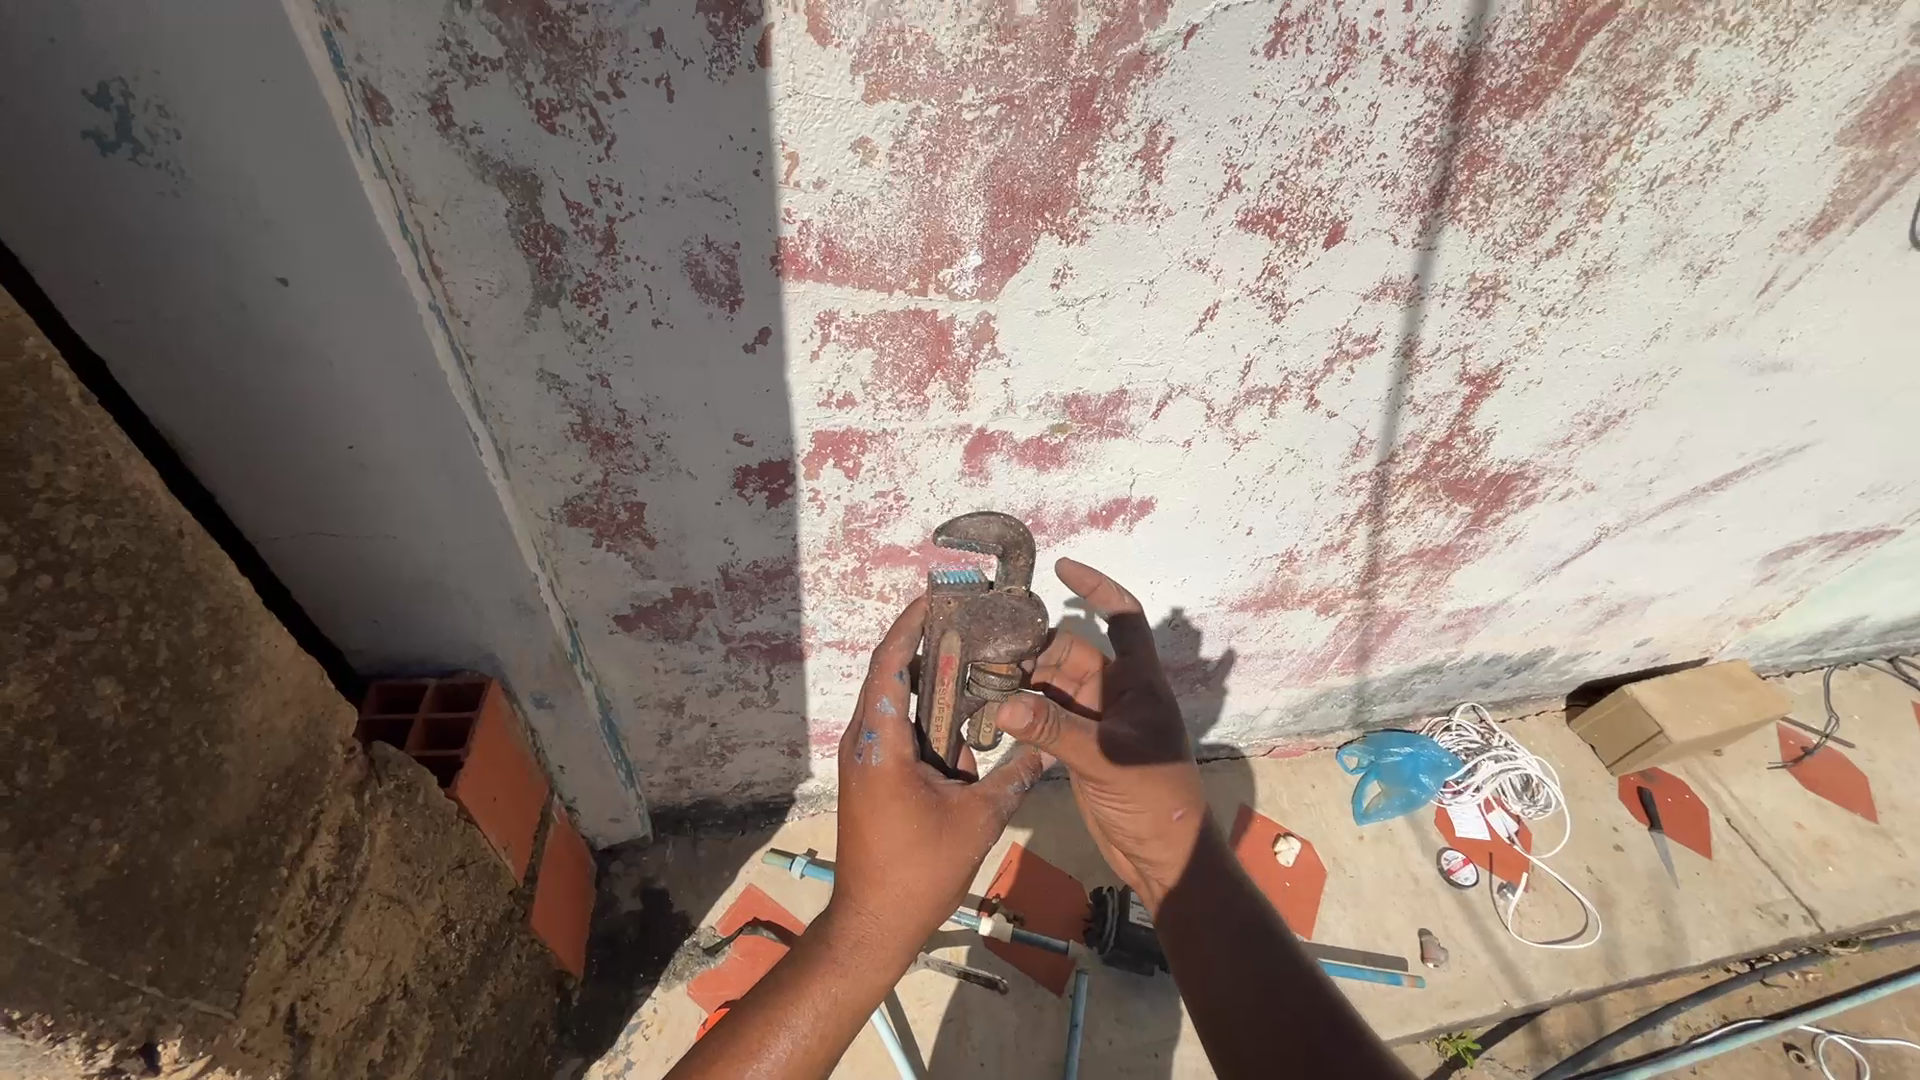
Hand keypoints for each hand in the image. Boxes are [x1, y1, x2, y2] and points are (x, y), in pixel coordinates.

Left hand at [827, 595, 1047, 961]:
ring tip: (971, 660)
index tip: (935, 599)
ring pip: (895, 705)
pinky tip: (963, 720)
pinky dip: (927, 719)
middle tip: (965, 622)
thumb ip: (1014, 778)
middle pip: (890, 675)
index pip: (889, 665)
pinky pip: (899, 732)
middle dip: (923, 644)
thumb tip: (1049, 752)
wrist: (872, 924)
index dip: (908, 626)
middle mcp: (865, 741)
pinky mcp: (873, 777)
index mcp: (880, 742)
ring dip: (927, 683)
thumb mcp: (977, 821)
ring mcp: (866, 759)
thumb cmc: (918, 870)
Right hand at [993, 559, 1208, 911]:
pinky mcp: (1077, 745)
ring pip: (1050, 684)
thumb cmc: (1155, 798)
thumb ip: (1053, 729)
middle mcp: (1114, 692)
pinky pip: (1043, 716)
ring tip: (978, 679)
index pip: (1123, 617)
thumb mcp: (1107, 758)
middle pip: (1068, 652)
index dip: (1097, 588)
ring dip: (1020, 682)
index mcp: (1138, 681)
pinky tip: (990, 710)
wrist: (1162, 856)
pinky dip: (1020, 711)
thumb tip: (1002, 703)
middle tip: (984, 651)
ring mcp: (1094, 719)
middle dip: (1032, 649)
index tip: (1062, 568)